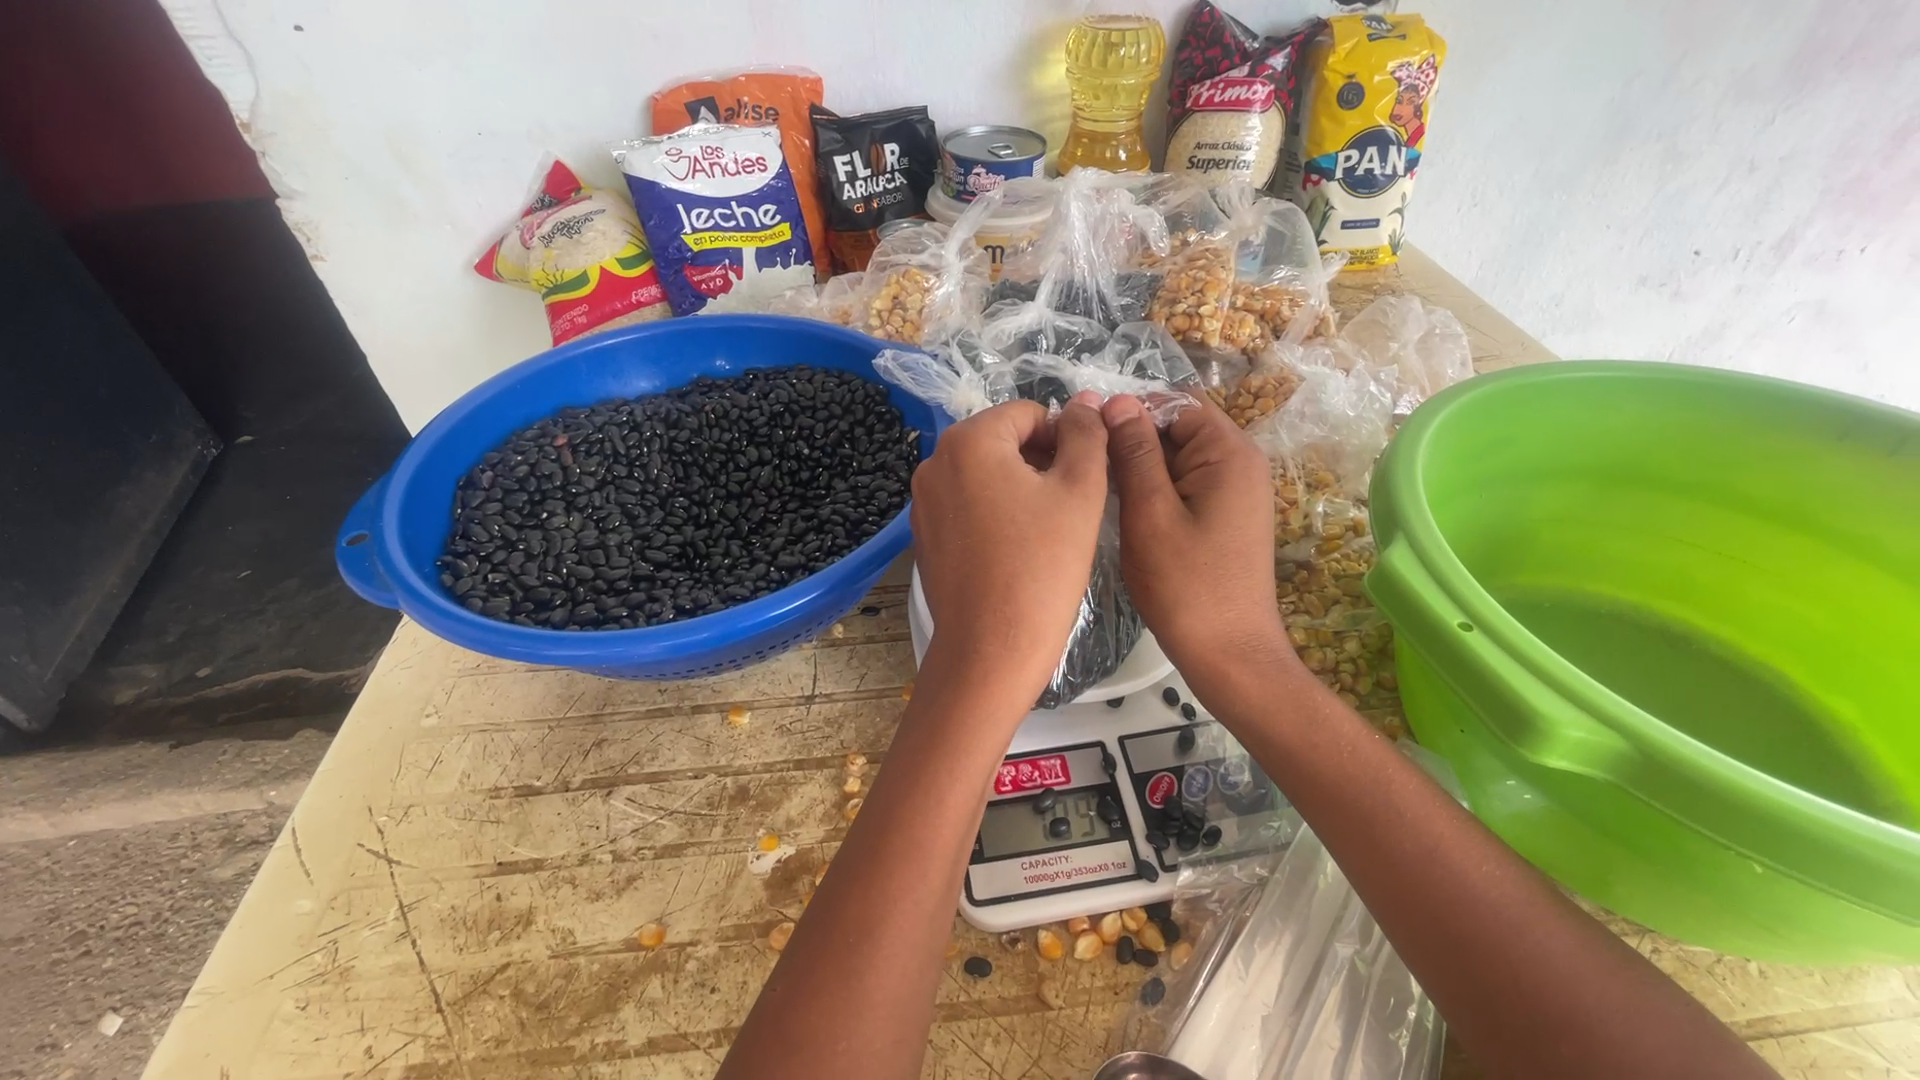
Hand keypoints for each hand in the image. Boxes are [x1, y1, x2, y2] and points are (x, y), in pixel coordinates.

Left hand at [911, 394, 1110, 707]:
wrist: (991, 650)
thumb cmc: (1042, 568)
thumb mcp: (1079, 492)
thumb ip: (1086, 435)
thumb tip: (1086, 402)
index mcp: (968, 440)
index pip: (1028, 412)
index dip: (1065, 436)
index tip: (1087, 477)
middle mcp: (933, 462)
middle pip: (1003, 440)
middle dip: (1041, 461)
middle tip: (1073, 504)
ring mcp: (923, 502)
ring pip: (985, 474)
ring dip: (1021, 487)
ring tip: (1049, 529)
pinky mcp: (925, 536)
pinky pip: (967, 506)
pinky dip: (995, 514)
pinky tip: (1018, 549)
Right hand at [1102, 394, 1292, 684]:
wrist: (1228, 655)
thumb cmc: (1186, 585)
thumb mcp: (1150, 513)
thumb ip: (1134, 453)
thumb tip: (1116, 401)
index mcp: (1228, 453)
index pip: (1175, 403)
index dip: (1130, 412)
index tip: (1086, 436)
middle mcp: (1238, 464)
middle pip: (1176, 429)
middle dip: (1131, 441)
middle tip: (1084, 466)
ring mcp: (1232, 493)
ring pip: (1174, 461)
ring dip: (1137, 469)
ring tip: (1095, 488)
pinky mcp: (1221, 518)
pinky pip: (1181, 487)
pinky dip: (1151, 493)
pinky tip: (1122, 512)